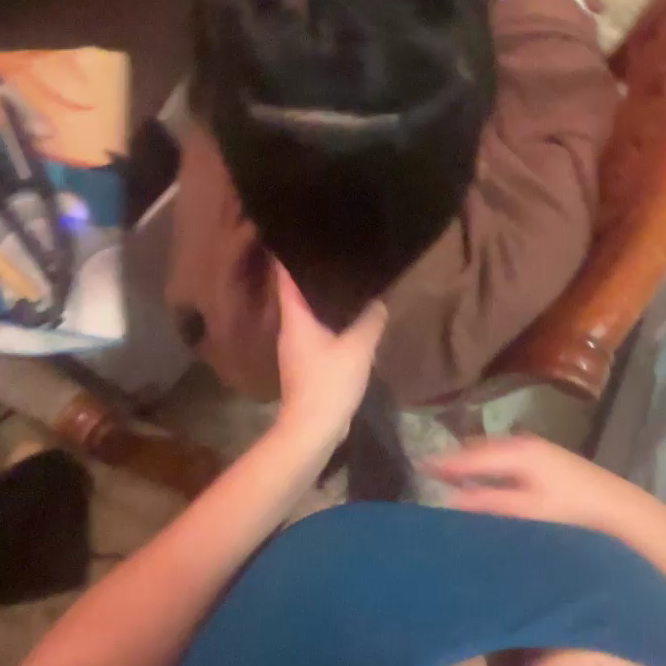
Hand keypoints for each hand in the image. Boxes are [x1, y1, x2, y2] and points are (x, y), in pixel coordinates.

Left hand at [272, 262, 386, 450]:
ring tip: (347, 285)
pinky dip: (329, 325)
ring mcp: (295, 350)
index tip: (302, 237)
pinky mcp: (305, 366)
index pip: (286, 278)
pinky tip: (349, 323)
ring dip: (323, 302)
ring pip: (308, 317)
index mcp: (295, 319)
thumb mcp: (358, 347)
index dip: (290, 256)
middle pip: (296, 295)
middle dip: (313, 277)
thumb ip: (370, 320)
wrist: (313, 428)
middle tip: (335, 256)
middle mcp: (289, 330)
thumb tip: (379, 301)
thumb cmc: (329, 382)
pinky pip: (316, 335)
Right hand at [425, 435, 665, 537]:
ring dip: (471, 462)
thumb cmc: (571, 509)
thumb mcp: (526, 509)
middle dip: (454, 459)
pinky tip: (482, 479)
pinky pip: (503, 456)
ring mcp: (534, 447)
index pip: (470, 454)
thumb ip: (488, 502)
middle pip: (479, 448)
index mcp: (517, 451)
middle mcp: (523, 443)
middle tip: (427, 473)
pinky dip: (487, 465)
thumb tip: (450, 500)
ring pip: (492, 451)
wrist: (617, 507)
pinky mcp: (543, 457)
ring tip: (448, 477)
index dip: (444, 462)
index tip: (418, 467)